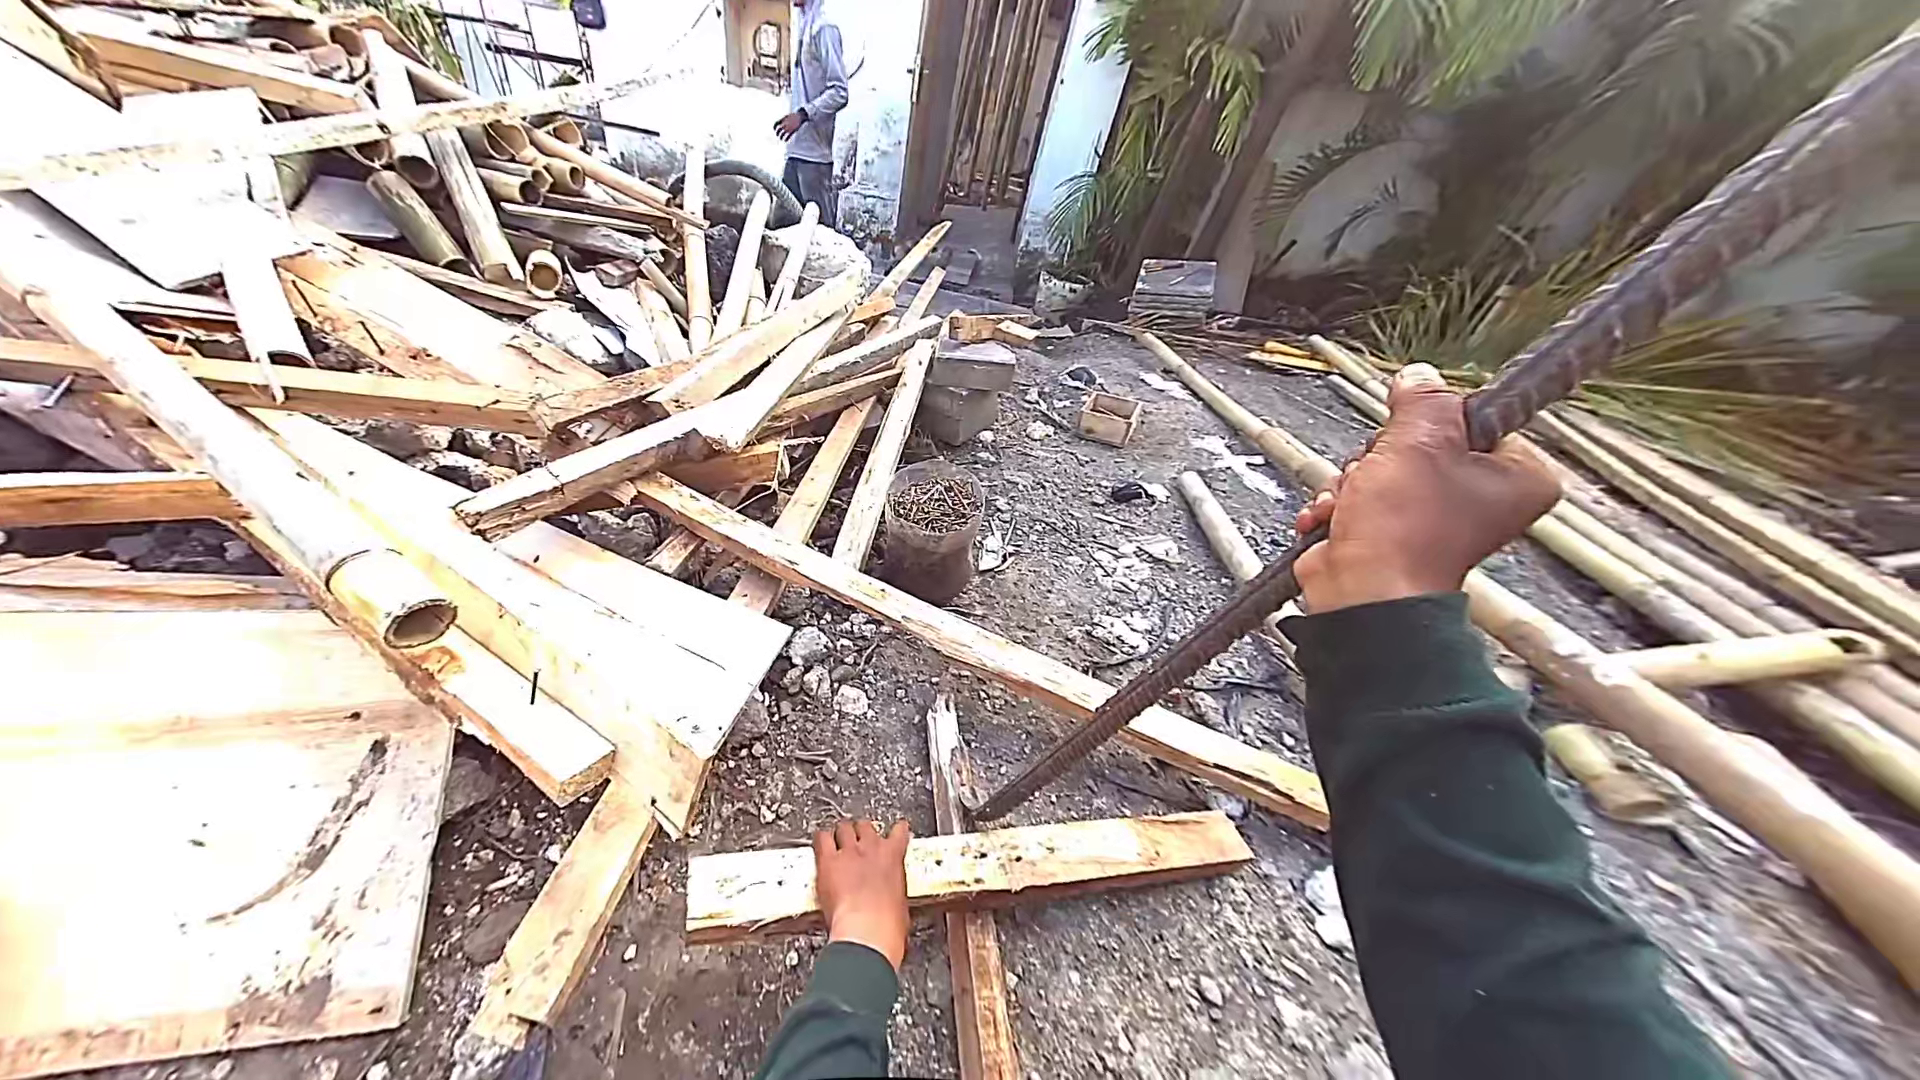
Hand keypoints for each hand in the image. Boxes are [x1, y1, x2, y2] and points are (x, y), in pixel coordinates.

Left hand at [775, 111, 806, 139]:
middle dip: (777, 133)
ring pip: (782, 134)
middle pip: (778, 129)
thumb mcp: (787, 116)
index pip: (776, 123)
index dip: (774, 127)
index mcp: (783, 119)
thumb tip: (780, 123)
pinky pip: (788, 136)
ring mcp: (788, 127)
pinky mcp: (792, 131)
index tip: (774, 129)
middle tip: (777, 135)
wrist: (799, 116)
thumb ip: (783, 119)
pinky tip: (785, 140)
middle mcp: (784, 124)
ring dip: (781, 137)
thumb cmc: (793, 116)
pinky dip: (786, 139)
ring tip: (781, 139)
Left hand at [813, 818, 911, 969]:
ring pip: (843, 827)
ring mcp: (849, 852)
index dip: (895, 830)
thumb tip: (891, 900)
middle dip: (860, 831)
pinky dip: (821, 840)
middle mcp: (871, 847)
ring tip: (835, 841)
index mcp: (893, 856)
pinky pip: (822, 838)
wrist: (868, 932)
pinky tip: (819, 844)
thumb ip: (894, 891)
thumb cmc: (887, 925)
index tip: (894, 832)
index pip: (898, 831)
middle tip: (856, 842)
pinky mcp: (828, 861)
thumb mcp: (901, 904)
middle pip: (864, 825)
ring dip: (840, 834)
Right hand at [1293, 363, 1559, 612]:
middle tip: (1377, 477)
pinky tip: (1334, 518)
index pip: (1473, 420)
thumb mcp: (1419, 442)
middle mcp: (1477, 500)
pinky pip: (1355, 498)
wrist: (1361, 589)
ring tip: (1353, 504)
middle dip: (1376, 459)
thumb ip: (1423, 401)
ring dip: (1350, 483)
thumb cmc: (1404, 532)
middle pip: (1415, 445)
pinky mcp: (1386, 532)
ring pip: (1377, 471)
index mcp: (1516, 478)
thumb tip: (1419, 377)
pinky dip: (1336, 506)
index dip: (1429, 422)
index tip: (1411, 436)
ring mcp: (1428, 518)